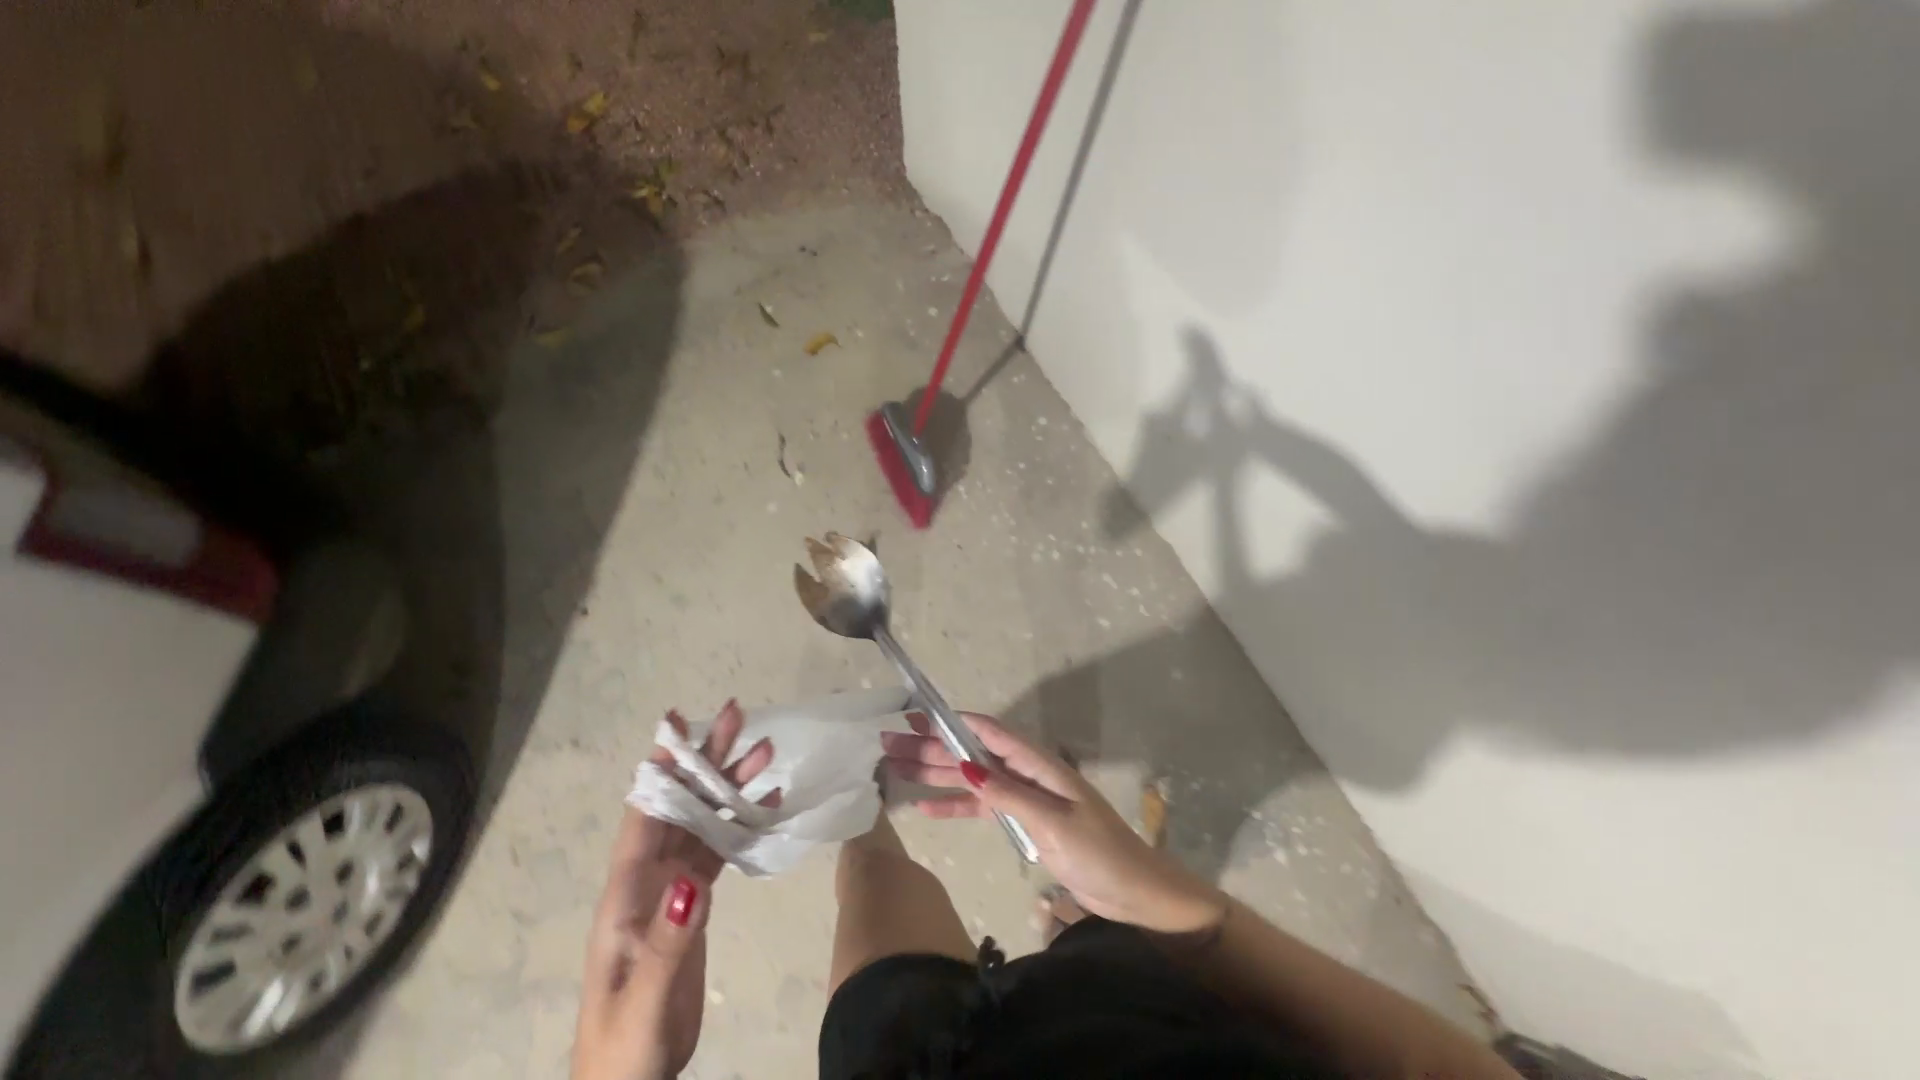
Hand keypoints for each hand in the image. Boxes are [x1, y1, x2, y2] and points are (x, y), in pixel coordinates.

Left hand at [573, 701, 779, 1079]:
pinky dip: (739, 825)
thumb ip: (668, 941)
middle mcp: (646, 882)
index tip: (680, 722)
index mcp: (626, 894)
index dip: (663, 769)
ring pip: (702, 824)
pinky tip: (766, 805)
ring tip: (766, 752)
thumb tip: (695, 879)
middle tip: (738, 716)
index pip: (644, 817)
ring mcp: (670, 893)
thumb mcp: (644, 999)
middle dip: (705, 761)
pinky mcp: (692, 909)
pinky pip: (718, 853)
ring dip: (729, 787)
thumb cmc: (625, 1045)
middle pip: (679, 807)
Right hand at [881, 712, 1225, 935]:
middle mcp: (1027, 774)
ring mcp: (1023, 799)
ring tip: (894, 766)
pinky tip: (923, 808)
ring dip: (935, 773)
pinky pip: (980, 809)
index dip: (954, 721)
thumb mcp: (1053, 822)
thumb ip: (1009, 795)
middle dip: (932, 746)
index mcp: (1040, 765)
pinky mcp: (1022, 823)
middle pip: (972, 754)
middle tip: (888, 742)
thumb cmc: (1098, 851)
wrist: (1131, 891)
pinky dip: (953, 806)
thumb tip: (966, 766)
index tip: (916, 713)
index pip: (991, 732)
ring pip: (971, 779)